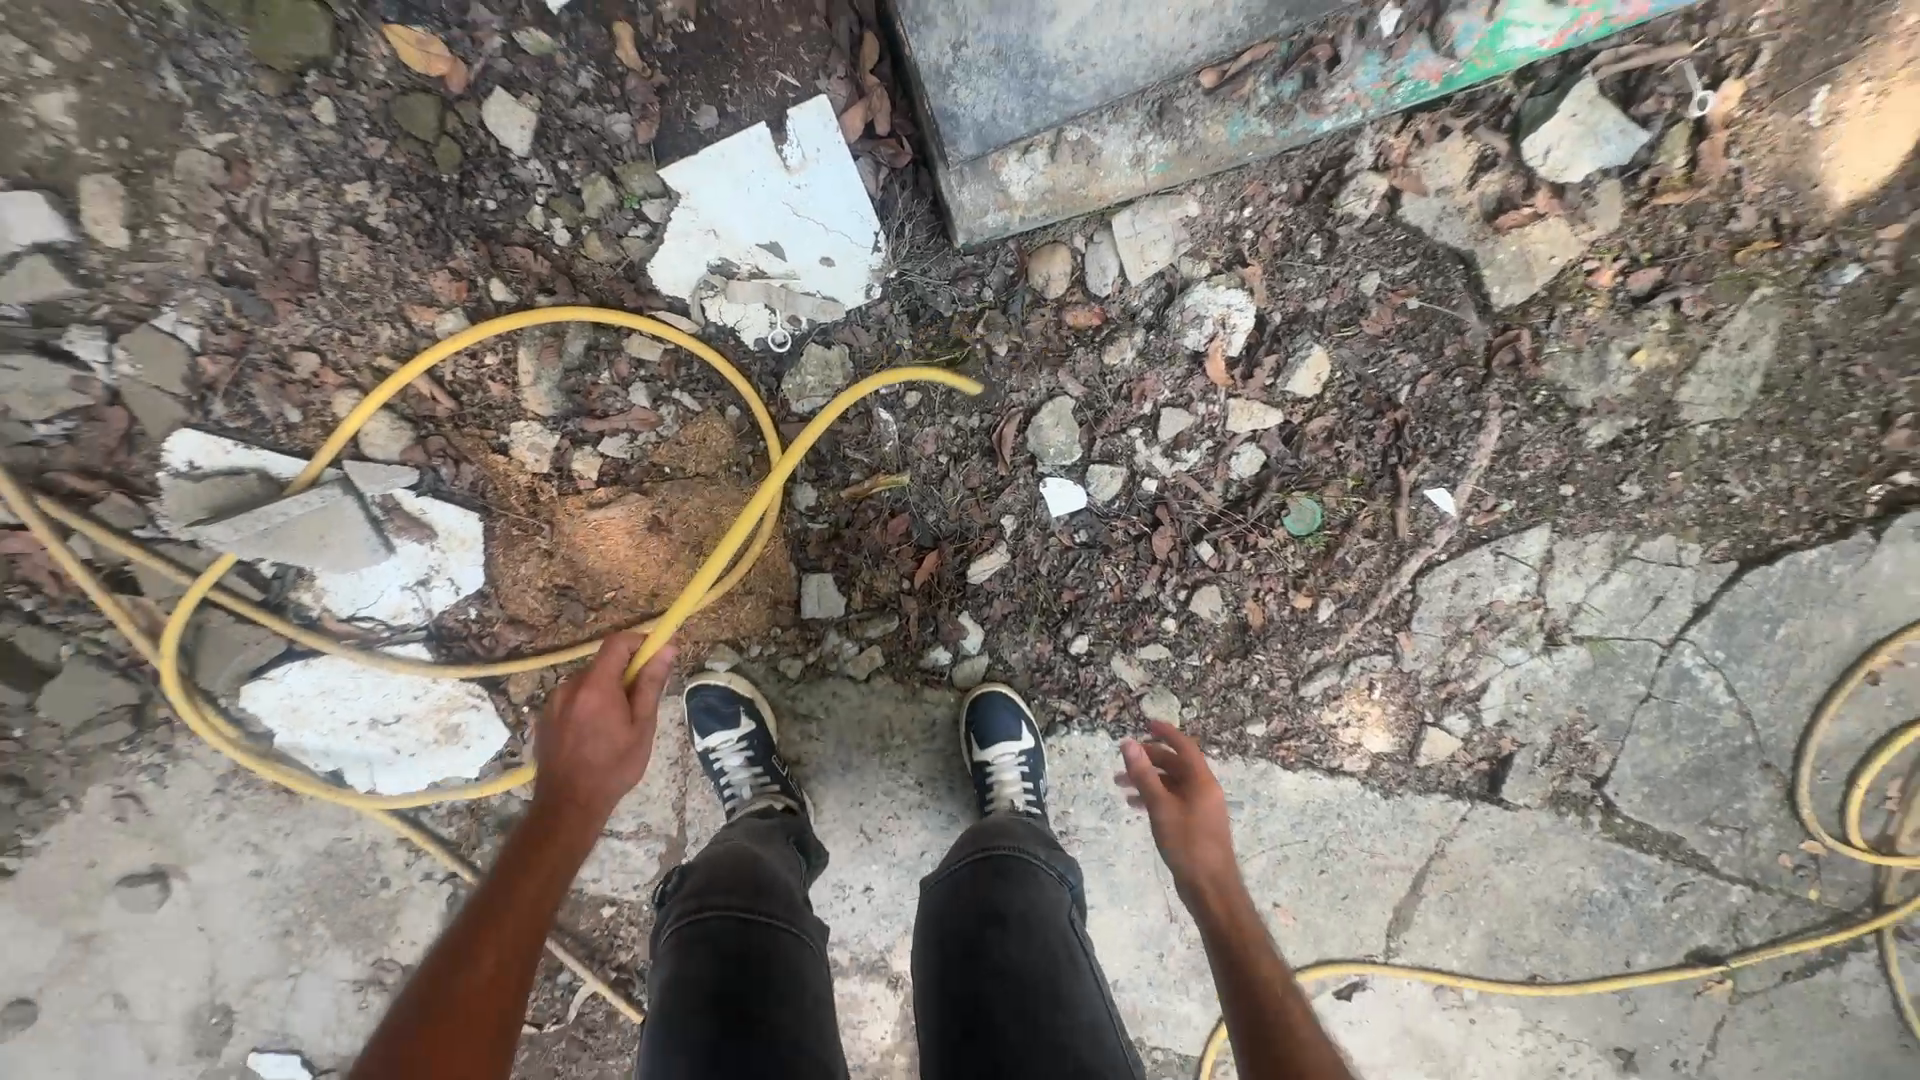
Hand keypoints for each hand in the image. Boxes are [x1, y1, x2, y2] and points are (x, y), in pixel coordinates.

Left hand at [531, 632, 677, 825]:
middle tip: (642, 702)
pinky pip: (574, 697)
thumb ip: (651, 684)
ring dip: (607, 690)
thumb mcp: (642, 726)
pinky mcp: (545, 716)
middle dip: (626, 673)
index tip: (657, 657)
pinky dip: (590, 703)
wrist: (568, 805)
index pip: (617, 643)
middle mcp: (569, 687)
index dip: (640, 642)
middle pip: (603, 663)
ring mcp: (553, 702)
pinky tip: (597, 732)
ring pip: (589, 681)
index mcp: (595, 687)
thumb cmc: (614, 767)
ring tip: (619, 723)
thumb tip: (667, 648)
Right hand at [1118, 720, 1242, 904]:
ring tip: (1120, 785)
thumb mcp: (1160, 806)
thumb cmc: (1187, 844)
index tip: (1146, 723)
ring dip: (1147, 780)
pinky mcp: (1194, 824)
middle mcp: (1204, 790)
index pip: (1184, 746)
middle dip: (1149, 760)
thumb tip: (1127, 743)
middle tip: (1123, 761)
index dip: (1166, 732)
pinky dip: (1154, 797)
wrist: (1210, 888)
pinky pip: (1172, 801)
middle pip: (1175, 764)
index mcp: (1202, 781)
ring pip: (1171, 784)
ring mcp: (1200, 808)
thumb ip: (1143, 774)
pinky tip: (1135, 805)